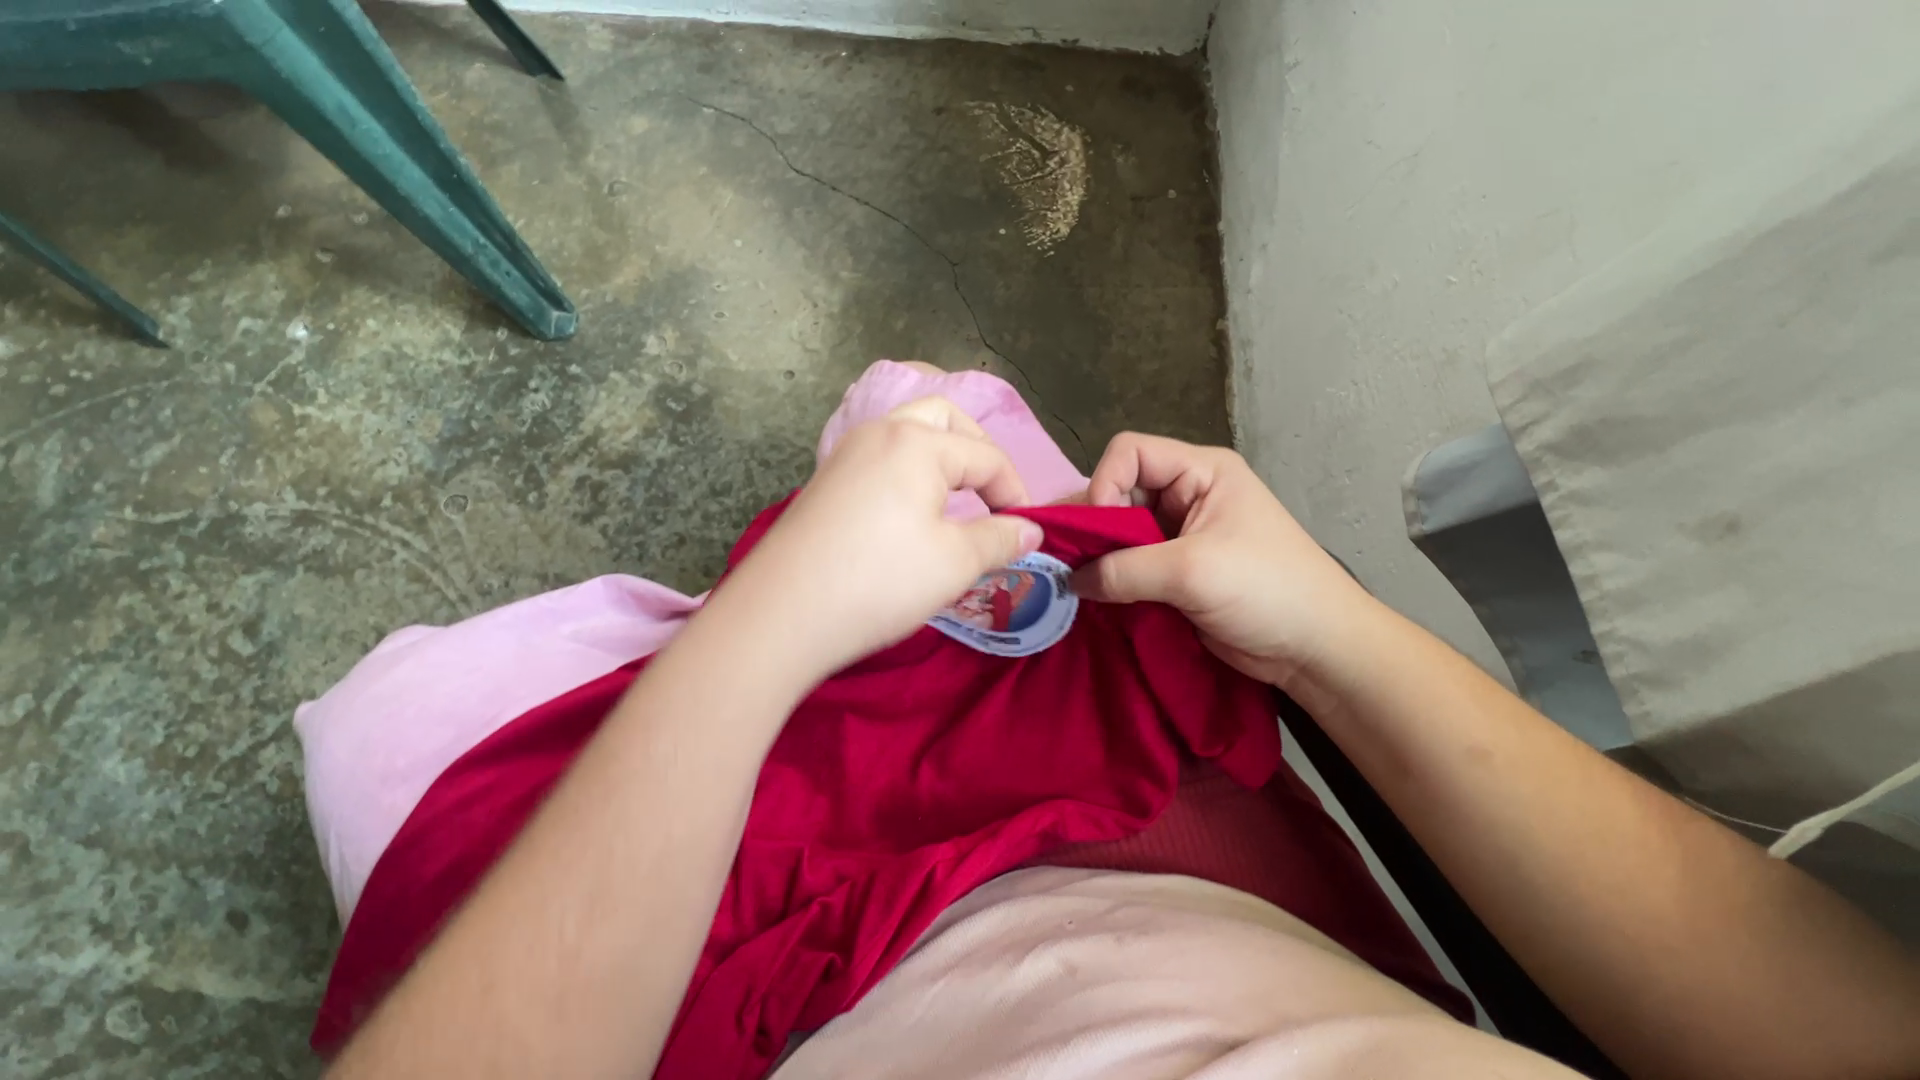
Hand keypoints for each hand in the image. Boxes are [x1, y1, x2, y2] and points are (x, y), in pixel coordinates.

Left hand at [706, 397, 1043, 679]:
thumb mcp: (955, 563)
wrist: (782, 615)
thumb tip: (1030, 530)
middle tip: (993, 495)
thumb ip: (1000, 539)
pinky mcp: (824, 485)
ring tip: (957, 504)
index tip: (1028, 532)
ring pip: (907, 436)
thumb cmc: (880, 581)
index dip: (1016, 492)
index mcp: (916, 442)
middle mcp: (878, 433)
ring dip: (941, 460)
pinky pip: (880, 461)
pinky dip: (908, 475)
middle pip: (943, 419)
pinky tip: (911, 516)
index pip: (986, 456)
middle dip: (978, 451)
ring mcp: (845, 456)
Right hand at [1068, 433, 1380, 691]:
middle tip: (1066, 560)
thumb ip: (1123, 571)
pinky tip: (1090, 596)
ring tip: (1070, 580)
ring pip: (1120, 532)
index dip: (1104, 484)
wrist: (1315, 649)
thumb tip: (1067, 580)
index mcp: (1202, 471)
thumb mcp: (1191, 572)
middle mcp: (1188, 494)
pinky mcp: (1176, 573)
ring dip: (1098, 555)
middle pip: (1119, 491)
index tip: (1097, 533)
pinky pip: (1130, 565)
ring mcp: (1181, 535)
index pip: (1129, 453)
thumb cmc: (1267, 590)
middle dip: (1093, 524)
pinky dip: (1109, 578)